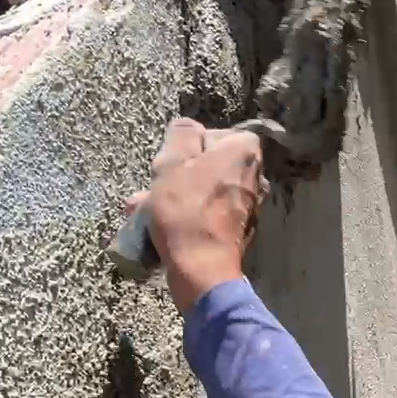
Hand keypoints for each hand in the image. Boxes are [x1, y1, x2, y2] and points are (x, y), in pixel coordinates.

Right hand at [125, 118, 264, 311]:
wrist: (201, 269)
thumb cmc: (186, 212)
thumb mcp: (173, 162)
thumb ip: (181, 134)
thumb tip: (188, 128)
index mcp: (244, 151)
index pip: (208, 134)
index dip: (182, 151)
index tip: (168, 167)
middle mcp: (253, 176)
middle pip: (204, 166)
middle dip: (174, 178)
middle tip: (151, 191)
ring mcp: (246, 205)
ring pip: (201, 191)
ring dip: (173, 199)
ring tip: (143, 211)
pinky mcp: (235, 230)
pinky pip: (205, 214)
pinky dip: (185, 218)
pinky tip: (158, 228)